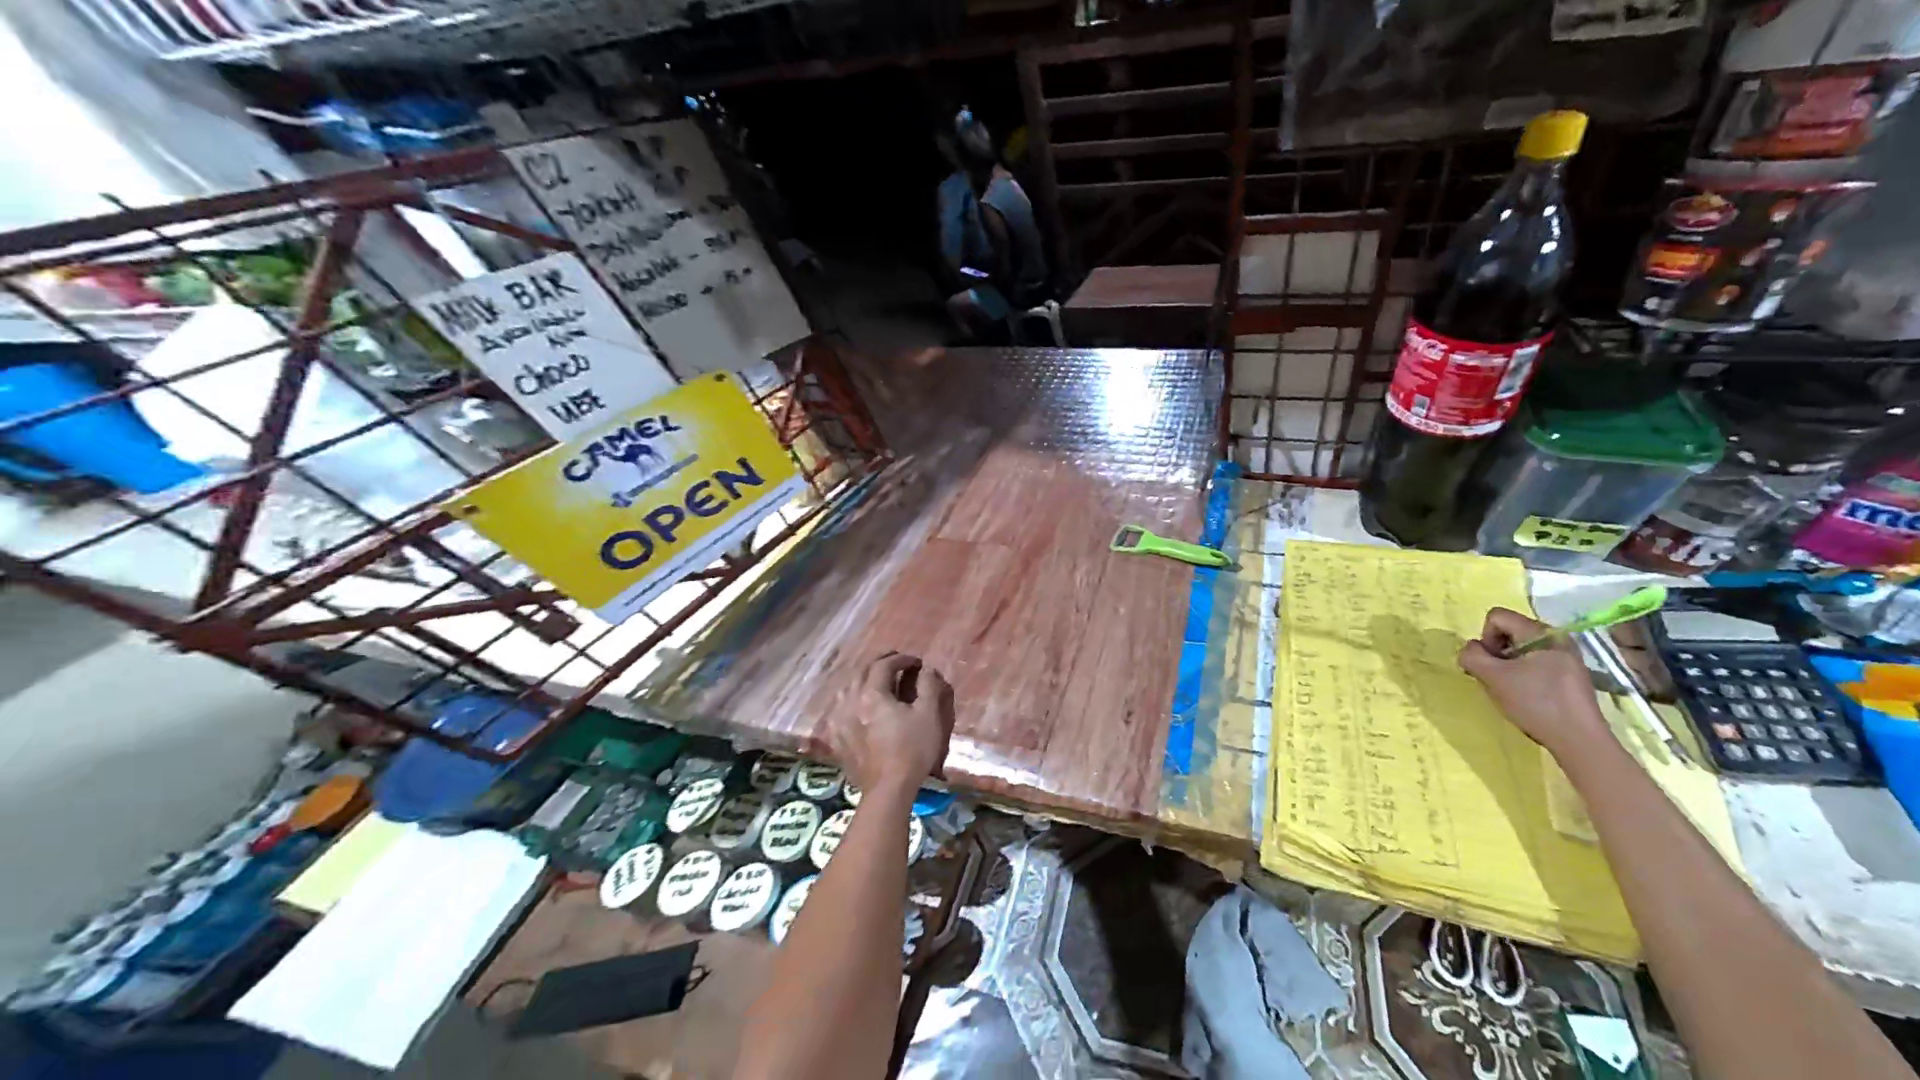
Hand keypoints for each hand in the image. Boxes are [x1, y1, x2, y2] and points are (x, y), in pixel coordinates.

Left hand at [829, 652, 955, 795]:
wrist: (888, 789)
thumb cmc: (912, 750)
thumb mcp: (928, 715)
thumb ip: (928, 686)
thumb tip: (926, 668)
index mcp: (872, 693)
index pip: (884, 665)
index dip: (901, 659)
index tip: (916, 662)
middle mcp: (850, 701)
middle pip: (862, 673)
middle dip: (880, 664)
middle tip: (896, 664)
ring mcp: (840, 721)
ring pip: (847, 689)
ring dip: (863, 680)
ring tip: (876, 683)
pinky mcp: (837, 739)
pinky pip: (840, 710)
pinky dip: (850, 701)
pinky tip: (857, 707)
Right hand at [1457, 607, 1609, 759]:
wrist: (1580, 739)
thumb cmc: (1535, 703)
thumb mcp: (1492, 677)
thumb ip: (1471, 655)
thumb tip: (1471, 649)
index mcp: (1542, 633)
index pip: (1497, 617)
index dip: (1485, 637)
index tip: (1491, 663)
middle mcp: (1559, 638)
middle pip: (1510, 631)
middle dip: (1496, 652)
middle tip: (1497, 677)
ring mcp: (1568, 656)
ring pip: (1522, 648)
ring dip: (1508, 664)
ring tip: (1512, 687)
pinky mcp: (1572, 673)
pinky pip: (1537, 661)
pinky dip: (1524, 673)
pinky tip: (1528, 694)